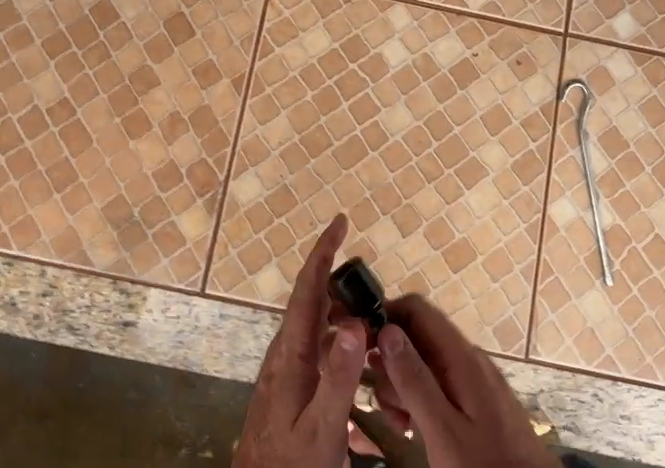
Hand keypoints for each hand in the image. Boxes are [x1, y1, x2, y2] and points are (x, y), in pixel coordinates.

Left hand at [233, 214, 367, 467]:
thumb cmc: (291, 465)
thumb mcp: (322, 426)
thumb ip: (339, 376)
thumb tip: (354, 322)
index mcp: (292, 355)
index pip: (308, 289)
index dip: (323, 252)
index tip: (340, 222)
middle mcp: (286, 356)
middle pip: (315, 305)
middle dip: (344, 289)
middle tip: (375, 290)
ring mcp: (287, 374)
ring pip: (320, 335)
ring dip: (348, 329)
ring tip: (377, 336)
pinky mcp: (291, 393)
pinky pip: (322, 364)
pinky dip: (345, 364)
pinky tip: (367, 395)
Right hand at [369, 295, 560, 467]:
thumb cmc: (486, 465)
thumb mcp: (443, 429)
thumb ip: (415, 380)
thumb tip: (387, 329)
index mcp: (461, 357)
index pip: (417, 309)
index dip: (385, 316)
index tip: (358, 345)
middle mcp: (467, 358)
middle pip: (417, 336)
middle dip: (391, 362)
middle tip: (380, 400)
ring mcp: (472, 379)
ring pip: (424, 363)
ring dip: (401, 385)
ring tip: (397, 421)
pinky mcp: (474, 400)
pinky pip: (437, 385)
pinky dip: (418, 399)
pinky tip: (411, 427)